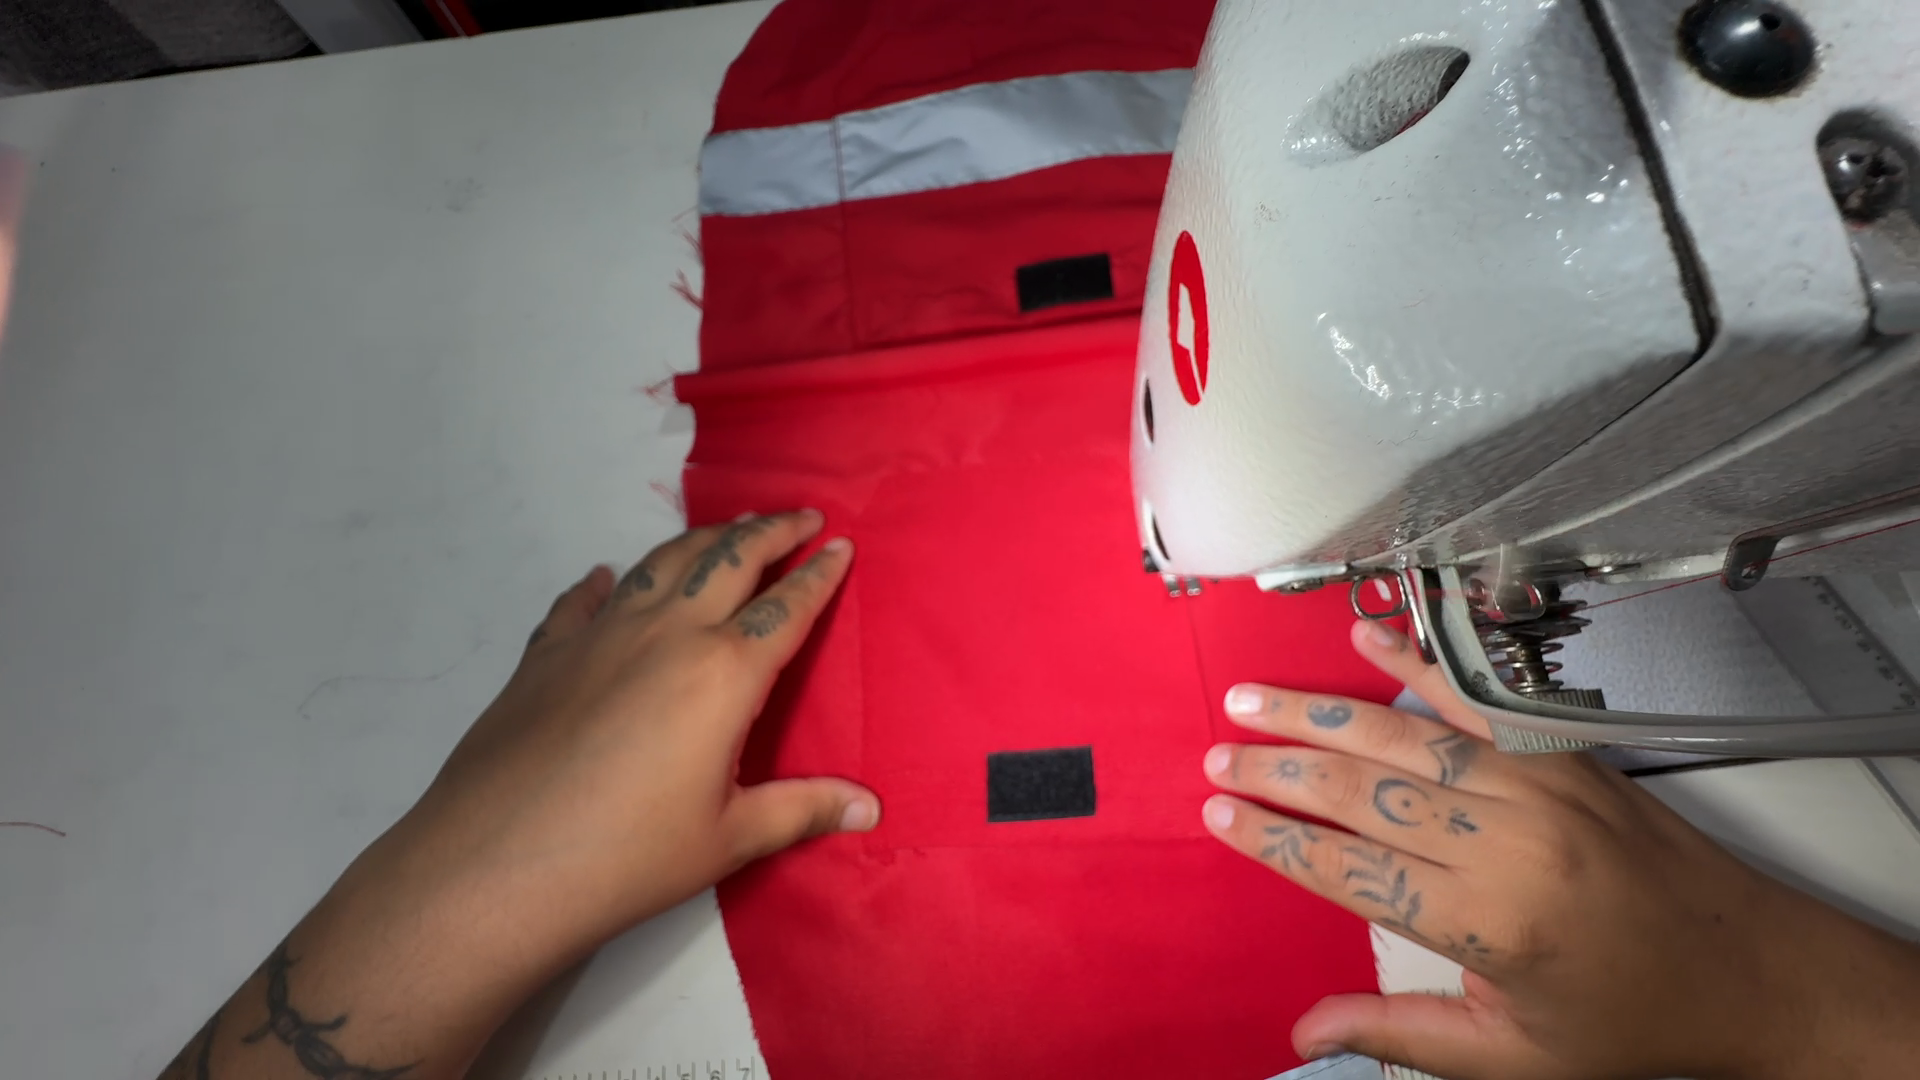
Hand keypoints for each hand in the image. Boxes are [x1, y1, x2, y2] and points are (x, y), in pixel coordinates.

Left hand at [364, 509, 878, 953]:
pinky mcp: (547, 654)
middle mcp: (669, 634)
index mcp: (724, 673)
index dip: (820, 575)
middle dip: (773, 530)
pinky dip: (603, 584)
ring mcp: (602, 636)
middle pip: (731, 559)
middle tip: (802, 516)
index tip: (841, 546)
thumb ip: (805, 810)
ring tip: (731, 528)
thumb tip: (873, 811)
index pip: (787, 607)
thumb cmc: (627, 857)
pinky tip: (604, 577)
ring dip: (706, 538)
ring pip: (665, 562)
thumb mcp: (731, 839)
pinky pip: (581, 602)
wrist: (488, 872)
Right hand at [1202, 620, 1919, 1079]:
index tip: (1218, 815)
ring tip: (1248, 701)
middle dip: (1275, 771)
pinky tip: (1360, 634)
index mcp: (1492, 920)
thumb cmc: (1634, 1020)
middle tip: (1217, 757)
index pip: (1347, 868)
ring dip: (1313, 714)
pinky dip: (1409, 659)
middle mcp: (1507, 841)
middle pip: (1360, 791)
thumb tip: (1305, 1030)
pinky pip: (1469, 696)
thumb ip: (1401, 1031)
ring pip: (1396, 735)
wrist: (1767, 973)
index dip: (1273, 839)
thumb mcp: (1517, 1057)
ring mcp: (1534, 783)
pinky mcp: (1557, 750)